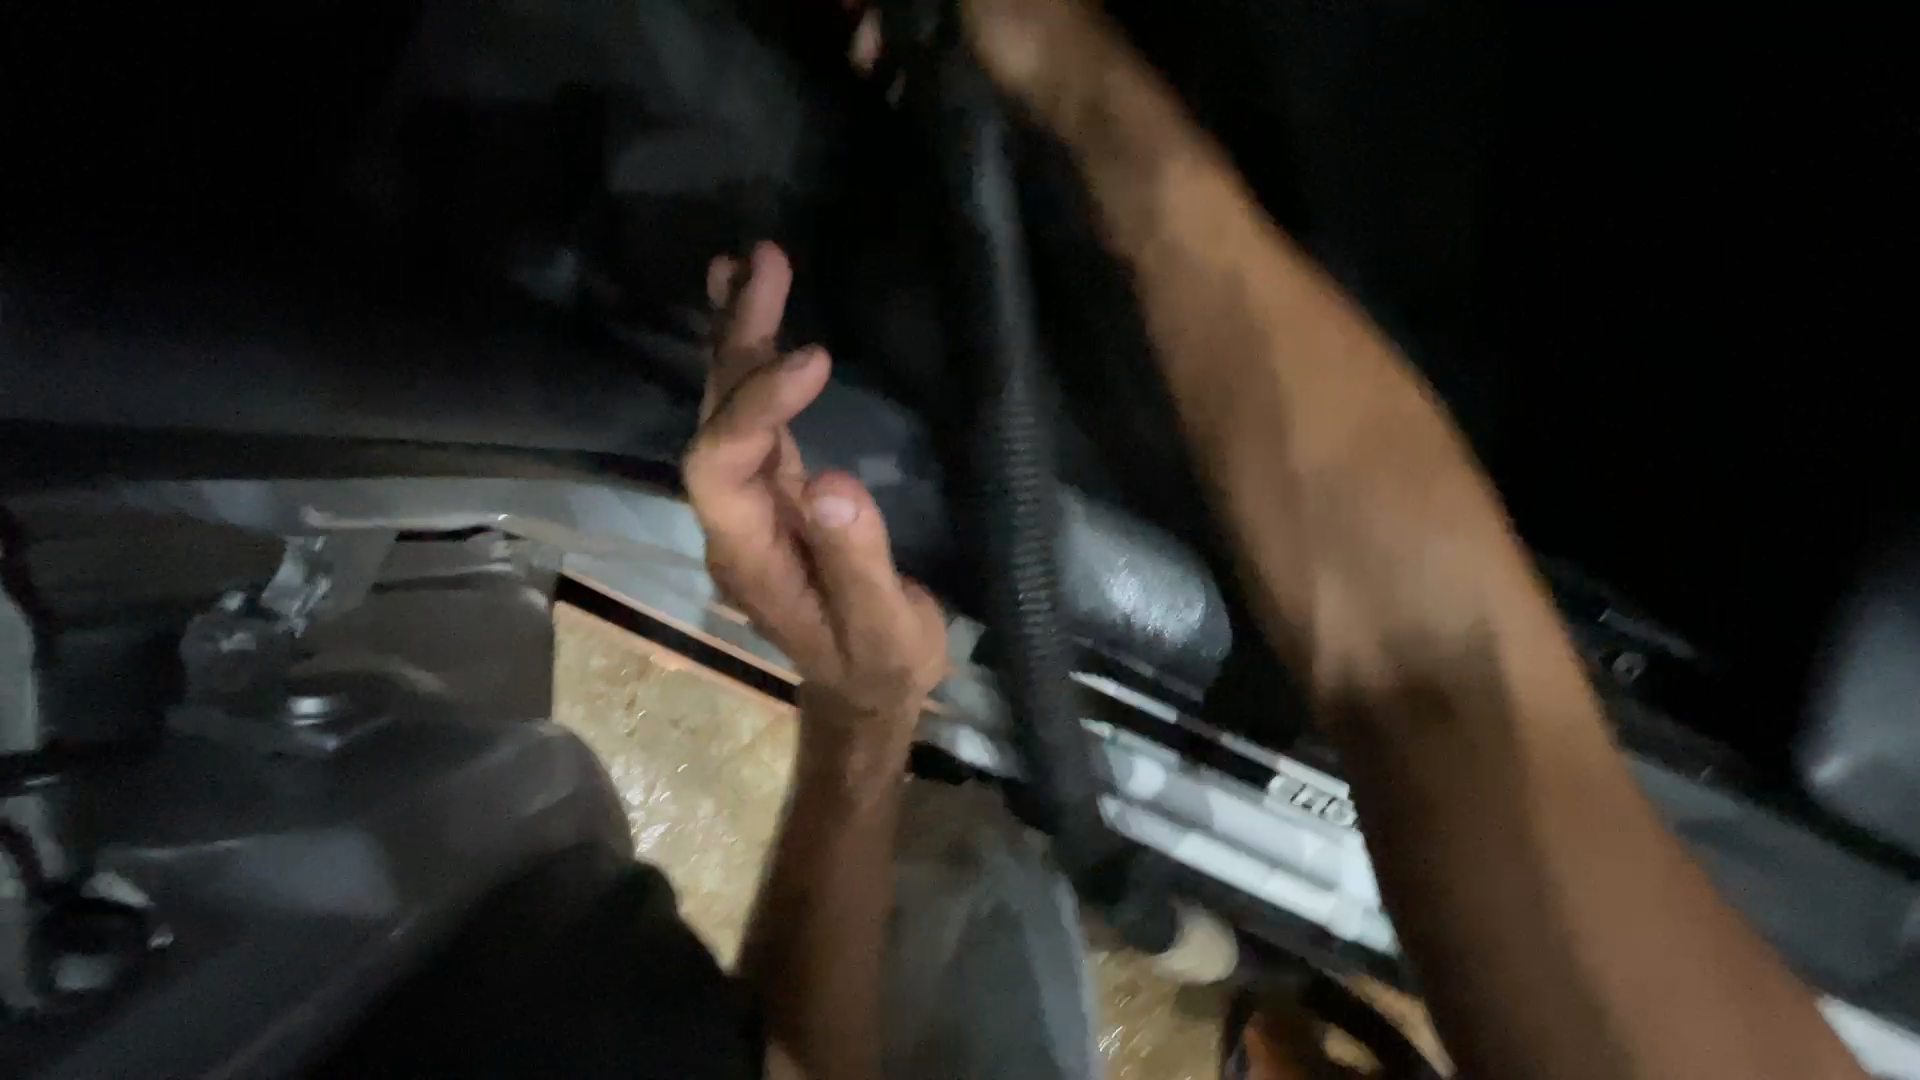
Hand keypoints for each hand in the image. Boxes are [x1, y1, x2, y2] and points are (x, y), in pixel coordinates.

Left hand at [683, 243, 948, 733]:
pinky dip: (753, 367)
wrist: (865, 691)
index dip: (756, 405)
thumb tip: (834, 483)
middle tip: (763, 264)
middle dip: (736, 344)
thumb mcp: (883, 626)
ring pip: (727, 413)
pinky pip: (753, 422)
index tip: (818, 358)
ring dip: (736, 340)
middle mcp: (736, 520)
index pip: (723, 464)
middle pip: (714, 421)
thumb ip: (858, 562)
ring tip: (747, 267)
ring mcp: (753, 505)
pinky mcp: (778, 494)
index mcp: (750, 553)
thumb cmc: (879, 664)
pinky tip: (757, 321)